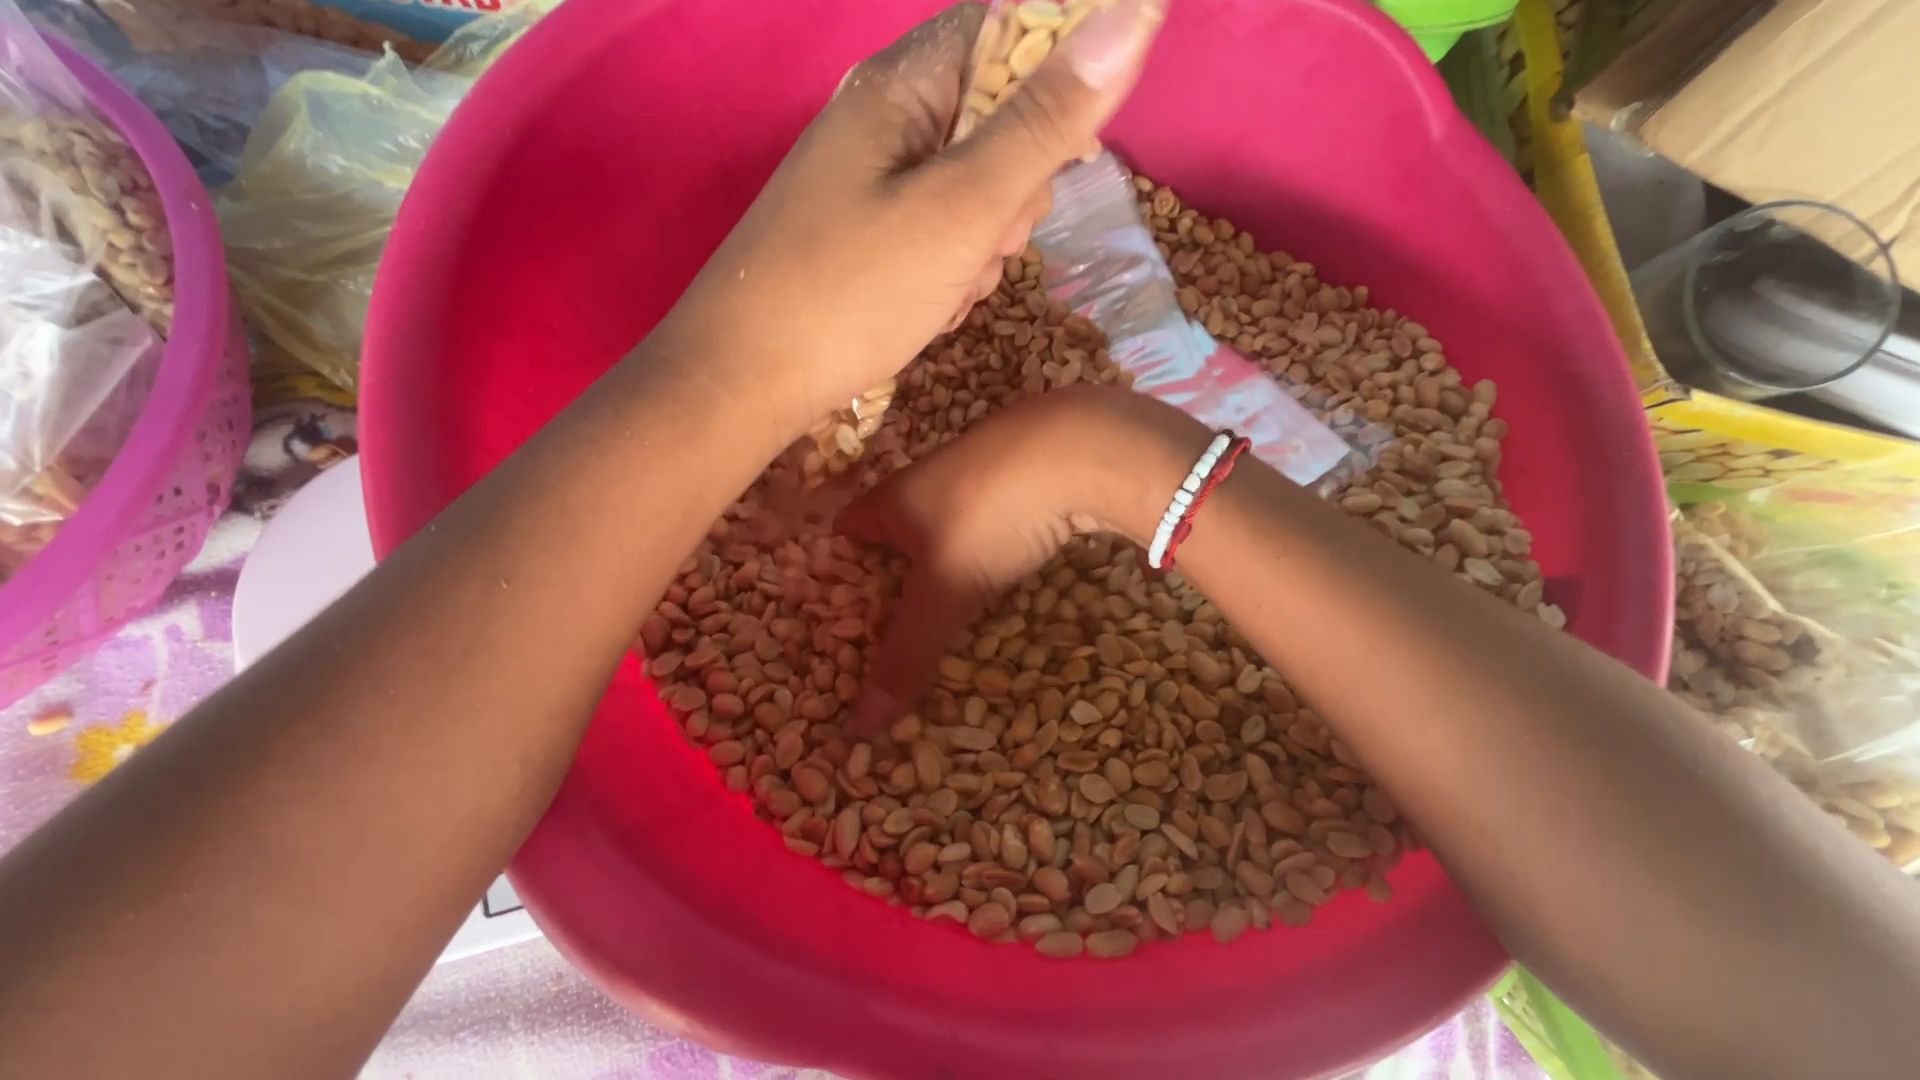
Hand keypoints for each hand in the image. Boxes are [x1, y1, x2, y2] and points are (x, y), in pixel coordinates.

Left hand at [655, 0, 1165, 440]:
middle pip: (996, 121)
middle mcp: (884, 121)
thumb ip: (1044, 120)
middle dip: (1013, 188)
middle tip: (986, 238)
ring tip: (949, 286)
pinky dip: (950, 270)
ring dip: (983, 242)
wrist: (744, 381)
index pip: (1007, 33)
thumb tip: (1133, 11)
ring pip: (974, 190)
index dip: (1056, 84)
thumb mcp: (962, 207)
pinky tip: (930, 306)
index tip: (1065, 155)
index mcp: (901, 86)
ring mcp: (872, 182)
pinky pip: (940, 234)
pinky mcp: (867, 236)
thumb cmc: (851, 291)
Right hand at [837, 384, 1209, 731]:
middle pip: (897, 527)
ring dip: (947, 553)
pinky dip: (995, 540)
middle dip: (895, 569)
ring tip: (952, 599)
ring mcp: (980, 466)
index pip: (845, 532)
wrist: (1081, 446)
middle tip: (898, 619)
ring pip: (948, 517)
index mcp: (893, 500)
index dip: (838, 572)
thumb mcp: (944, 592)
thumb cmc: (991, 516)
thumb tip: (856, 728)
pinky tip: (1011, 562)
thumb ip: (905, 656)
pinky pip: (995, 512)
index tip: (841, 615)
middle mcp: (928, 478)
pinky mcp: (1026, 467)